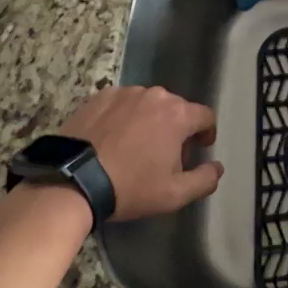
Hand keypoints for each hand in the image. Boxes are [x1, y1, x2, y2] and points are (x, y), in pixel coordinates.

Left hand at [59, 86, 222, 221]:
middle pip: (177, 108)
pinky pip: (121, 103)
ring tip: (134, 144)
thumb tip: (218, 167)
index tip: (198, 148)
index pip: (205, 116)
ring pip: (148, 103)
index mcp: (178, 114)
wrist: (70, 183)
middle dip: (176, 127)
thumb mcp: (173, 194)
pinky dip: (123, 116)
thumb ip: (204, 179)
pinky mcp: (99, 97)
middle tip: (163, 153)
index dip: (206, 133)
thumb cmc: (128, 187)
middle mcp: (156, 95)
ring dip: (149, 119)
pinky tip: (111, 137)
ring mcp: (125, 93)